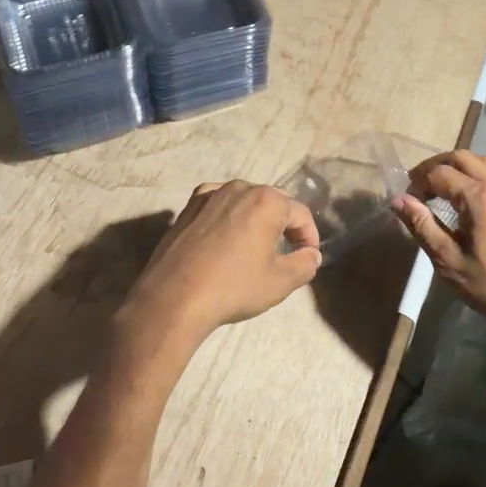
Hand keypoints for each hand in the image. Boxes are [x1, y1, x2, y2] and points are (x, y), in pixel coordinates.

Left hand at [120, 181, 321, 346]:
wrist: (173, 298)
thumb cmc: (233, 287)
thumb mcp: (280, 282)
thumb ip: (305, 264)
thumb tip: (312, 255)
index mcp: (266, 201)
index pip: (300, 214)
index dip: (310, 236)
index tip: (309, 256)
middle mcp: (239, 188)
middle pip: (273, 201)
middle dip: (284, 223)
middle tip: (287, 250)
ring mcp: (210, 195)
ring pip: (244, 200)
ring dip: (255, 218)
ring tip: (257, 245)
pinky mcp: (188, 207)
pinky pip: (218, 205)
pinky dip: (228, 216)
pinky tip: (226, 237)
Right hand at [390, 151, 485, 344]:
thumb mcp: (448, 260)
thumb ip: (422, 226)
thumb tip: (399, 200)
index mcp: (478, 198)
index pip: (439, 174)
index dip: (418, 182)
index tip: (408, 200)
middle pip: (462, 157)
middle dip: (436, 166)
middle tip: (419, 186)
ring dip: (462, 165)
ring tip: (445, 184)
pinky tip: (485, 186)